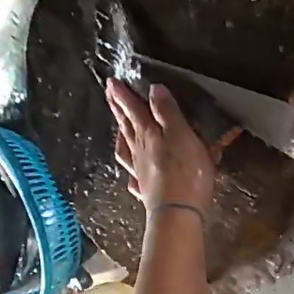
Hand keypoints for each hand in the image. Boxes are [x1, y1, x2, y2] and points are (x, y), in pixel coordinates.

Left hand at [107, 79, 216, 212]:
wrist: (177, 212)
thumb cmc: (185, 171)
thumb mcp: (181, 134)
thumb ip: (167, 111)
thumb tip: (154, 89)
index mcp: (148, 133)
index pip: (133, 108)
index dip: (123, 95)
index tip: (111, 82)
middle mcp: (139, 150)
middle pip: (126, 126)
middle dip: (118, 109)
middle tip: (108, 95)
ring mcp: (140, 171)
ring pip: (127, 148)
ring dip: (121, 134)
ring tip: (117, 127)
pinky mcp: (146, 189)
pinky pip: (134, 174)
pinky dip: (131, 167)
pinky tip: (130, 169)